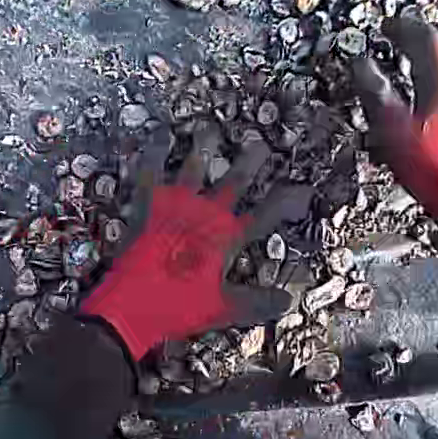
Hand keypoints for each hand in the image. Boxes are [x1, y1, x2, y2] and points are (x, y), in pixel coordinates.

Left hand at [80, 128, 311, 360]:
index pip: (267, 213)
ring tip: (209, 130)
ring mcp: (175, 206)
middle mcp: (205, 214)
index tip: (304, 189)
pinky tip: (157, 135)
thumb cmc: (179, 306)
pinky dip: (153, 152)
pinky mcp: (148, 205)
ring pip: (194, 167)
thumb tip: (288, 300)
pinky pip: (149, 172)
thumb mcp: (224, 308)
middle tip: (261, 146)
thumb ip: (257, 301)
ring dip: (204, 148)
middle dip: (251, 162)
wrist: (133, 304)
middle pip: (234, 180)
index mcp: (227, 237)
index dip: (288, 200)